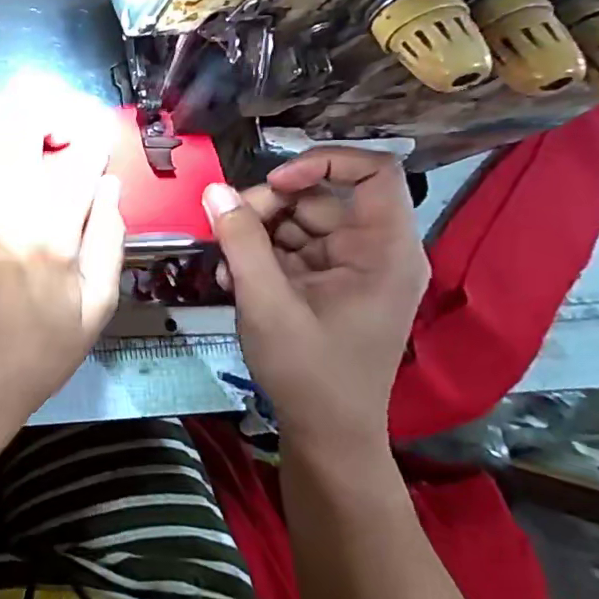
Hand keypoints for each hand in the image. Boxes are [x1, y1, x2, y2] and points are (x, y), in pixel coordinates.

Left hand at [0, 102, 124, 440]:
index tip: (94, 155)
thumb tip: (107, 185)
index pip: (80, 152)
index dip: (95, 144)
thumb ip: (108, 237)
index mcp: (51, 229)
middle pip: (21, 121)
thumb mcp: (95, 305)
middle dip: (46, 121)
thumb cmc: (38, 348)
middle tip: (53, 144)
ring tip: (10, 155)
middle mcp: (0, 205)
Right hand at [202, 148, 429, 452]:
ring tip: (225, 267)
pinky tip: (234, 279)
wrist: (327, 436)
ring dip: (257, 237)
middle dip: (268, 210)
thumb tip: (213, 191)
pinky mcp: (332, 285)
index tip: (275, 184)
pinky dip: (263, 258)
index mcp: (385, 250)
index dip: (322, 163)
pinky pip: (295, 251)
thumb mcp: (266, 303)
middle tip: (226, 233)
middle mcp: (376, 251)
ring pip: (301, 223)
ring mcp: (353, 269)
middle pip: (321, 198)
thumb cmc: (309, 371)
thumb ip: (240, 242)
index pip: (375, 171)